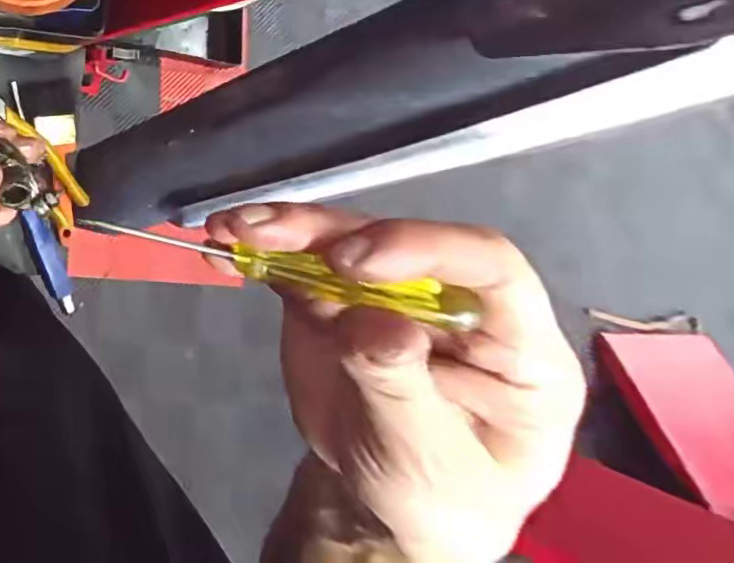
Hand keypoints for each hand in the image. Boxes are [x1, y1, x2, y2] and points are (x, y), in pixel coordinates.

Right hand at [206, 204, 583, 562]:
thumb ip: (402, 390)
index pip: (486, 263)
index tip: (355, 263)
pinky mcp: (334, 293)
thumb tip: (374, 322)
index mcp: (511, 338)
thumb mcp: (429, 464)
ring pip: (336, 239)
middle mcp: (447, 296)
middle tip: (264, 233)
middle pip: (391, 240)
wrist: (377, 505)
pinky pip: (296, 262)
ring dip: (279, 228)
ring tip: (229, 229)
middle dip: (324, 230)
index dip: (420, 246)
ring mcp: (386, 290)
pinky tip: (222, 248)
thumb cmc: (435, 497)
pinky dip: (256, 252)